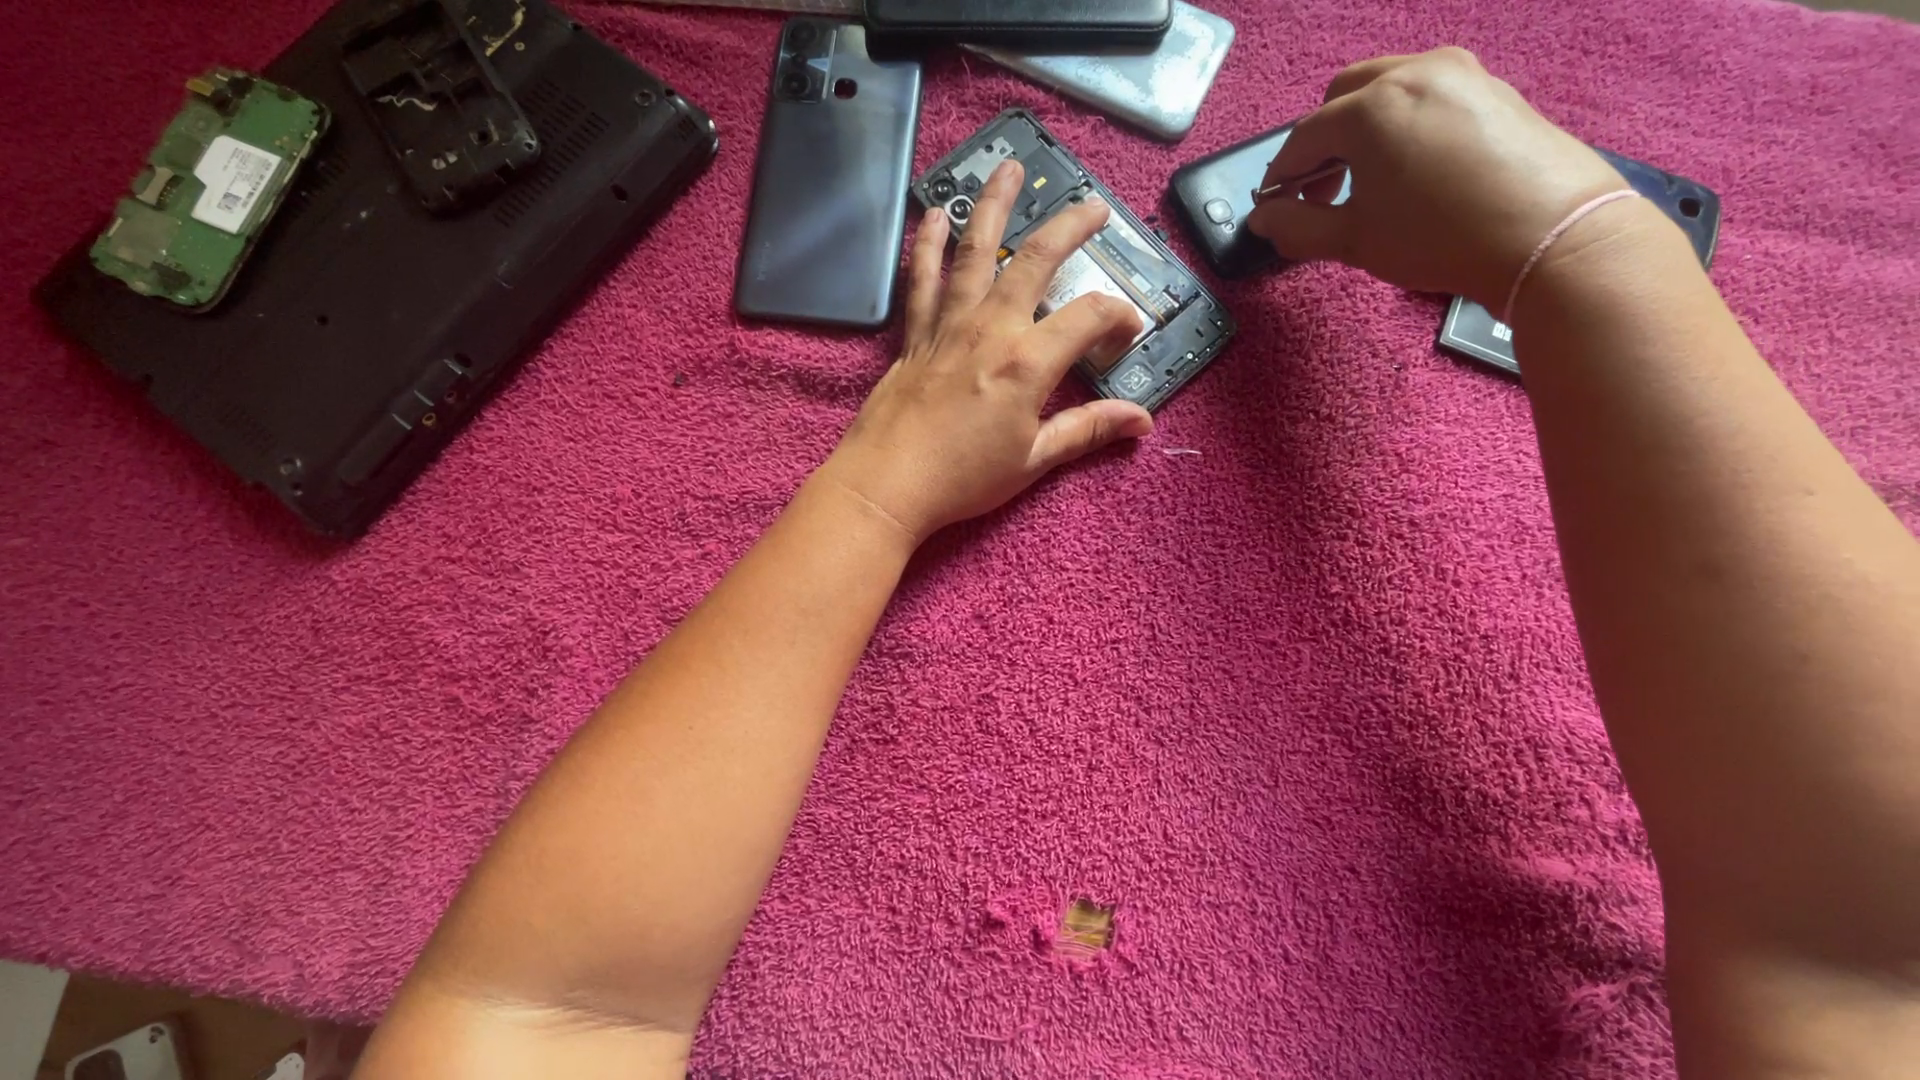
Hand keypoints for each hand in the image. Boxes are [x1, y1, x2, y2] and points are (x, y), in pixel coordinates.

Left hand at [817, 160, 1153, 544]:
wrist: (887, 485)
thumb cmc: (962, 479)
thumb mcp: (1034, 460)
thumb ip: (1088, 430)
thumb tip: (1142, 421)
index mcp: (1027, 362)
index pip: (1089, 317)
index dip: (1119, 317)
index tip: (1127, 332)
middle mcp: (989, 329)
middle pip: (1036, 260)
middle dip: (1071, 227)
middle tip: (1094, 206)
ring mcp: (948, 326)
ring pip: (975, 251)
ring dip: (995, 206)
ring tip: (1009, 168)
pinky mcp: (916, 335)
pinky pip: (922, 279)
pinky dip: (927, 245)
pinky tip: (933, 215)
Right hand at [1246, 48, 1638, 310]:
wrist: (1549, 235)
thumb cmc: (1438, 239)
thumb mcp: (1354, 241)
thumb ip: (1297, 227)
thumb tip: (1264, 219)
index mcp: (1370, 108)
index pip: (1303, 138)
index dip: (1281, 176)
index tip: (1275, 207)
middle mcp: (1412, 73)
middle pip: (1342, 96)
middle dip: (1321, 142)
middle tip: (1322, 191)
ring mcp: (1459, 72)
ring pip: (1387, 87)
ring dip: (1362, 128)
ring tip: (1368, 180)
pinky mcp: (1491, 85)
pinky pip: (1427, 93)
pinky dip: (1403, 122)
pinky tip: (1411, 168)